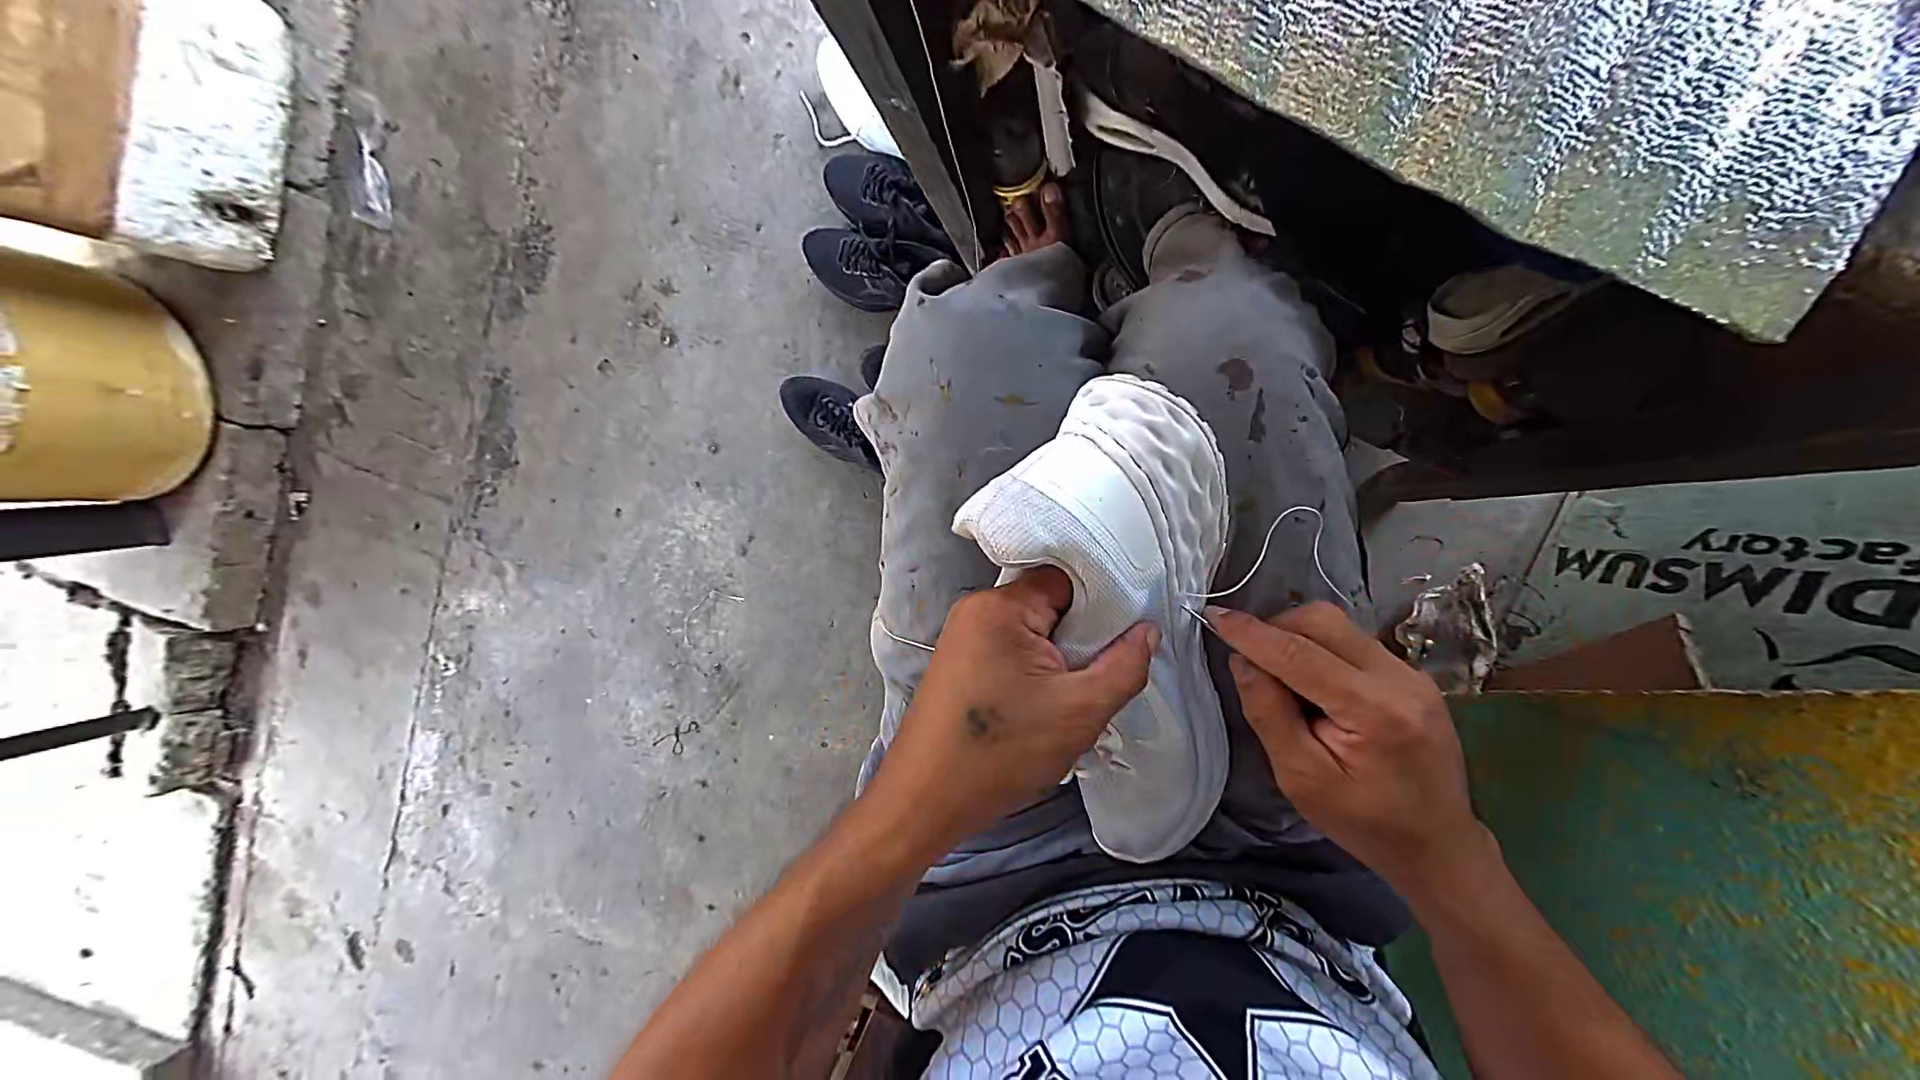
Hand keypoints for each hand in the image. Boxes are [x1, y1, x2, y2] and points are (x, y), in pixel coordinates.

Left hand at [870, 566, 1157, 854]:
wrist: (924, 801)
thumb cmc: (996, 755)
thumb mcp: (1079, 711)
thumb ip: (1124, 666)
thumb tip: (1146, 632)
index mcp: (1000, 608)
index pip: (1067, 578)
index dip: (1103, 603)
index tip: (1124, 635)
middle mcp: (976, 610)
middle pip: (1049, 603)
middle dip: (1081, 638)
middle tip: (1095, 676)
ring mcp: (963, 637)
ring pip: (1033, 632)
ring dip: (1058, 660)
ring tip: (1068, 698)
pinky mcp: (960, 663)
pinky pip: (1011, 651)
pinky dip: (1035, 673)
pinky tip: (1041, 707)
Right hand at [1206, 602, 1487, 896]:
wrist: (1440, 847)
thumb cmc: (1365, 823)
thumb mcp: (1301, 778)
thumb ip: (1269, 714)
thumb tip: (1242, 660)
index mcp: (1375, 711)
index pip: (1299, 654)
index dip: (1252, 633)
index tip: (1215, 617)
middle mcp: (1400, 680)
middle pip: (1323, 622)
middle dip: (1275, 628)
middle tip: (1250, 660)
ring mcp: (1411, 674)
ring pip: (1338, 626)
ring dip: (1296, 637)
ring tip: (1280, 678)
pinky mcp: (1412, 676)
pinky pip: (1352, 641)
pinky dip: (1319, 649)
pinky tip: (1312, 686)